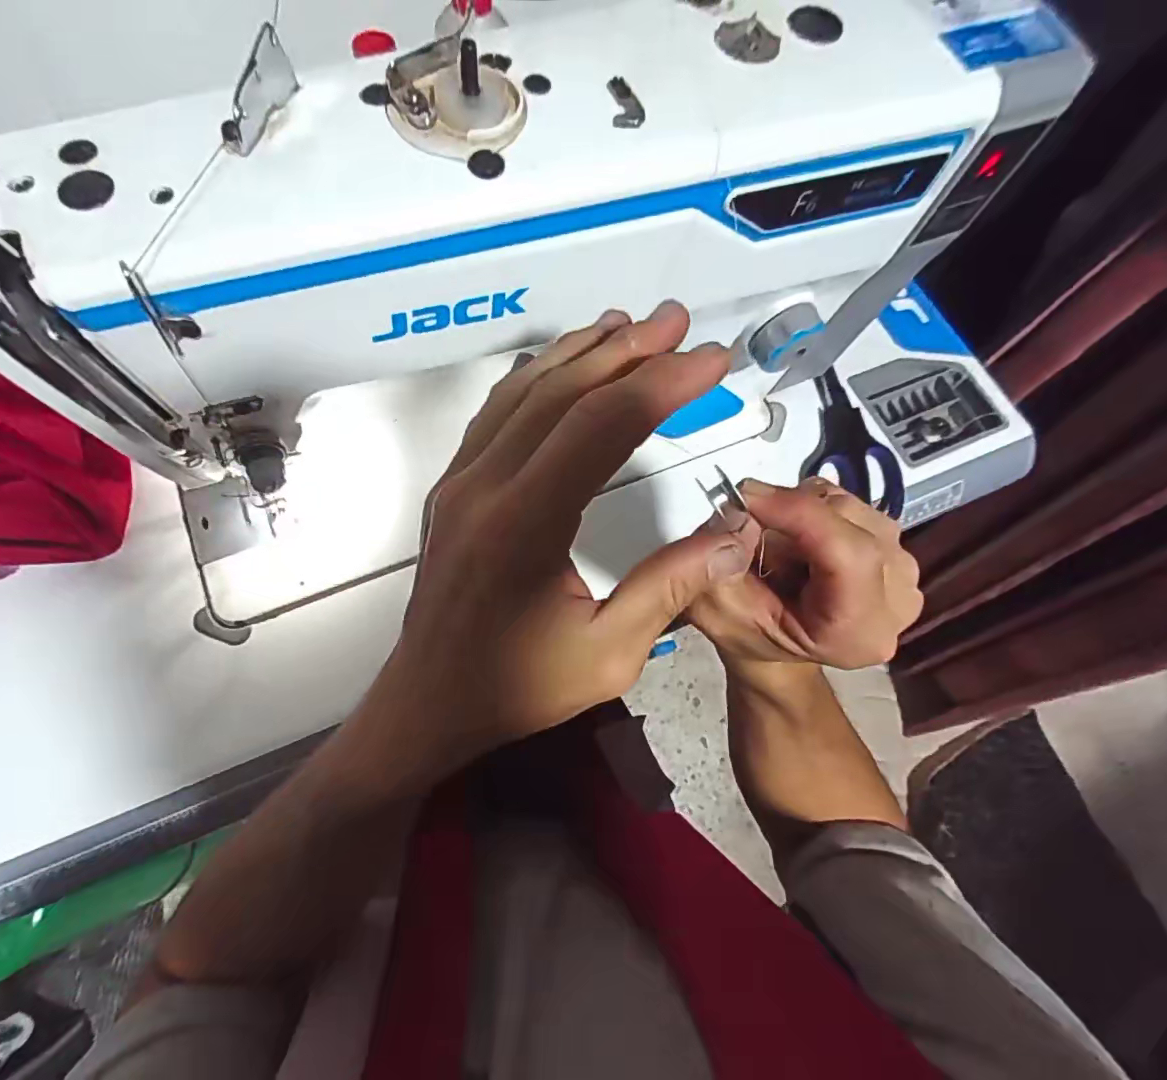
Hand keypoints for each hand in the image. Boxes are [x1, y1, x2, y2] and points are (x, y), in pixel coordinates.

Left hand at [359, 301, 757, 782]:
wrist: (429, 700)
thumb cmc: (514, 689)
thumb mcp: (607, 654)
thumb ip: (671, 586)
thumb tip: (736, 533)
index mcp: (522, 526)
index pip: (601, 426)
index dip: (662, 384)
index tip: (711, 360)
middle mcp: (482, 489)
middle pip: (559, 394)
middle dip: (626, 352)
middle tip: (677, 322)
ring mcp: (458, 485)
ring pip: (520, 395)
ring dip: (577, 354)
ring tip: (627, 327)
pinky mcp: (450, 490)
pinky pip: (494, 417)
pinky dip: (535, 381)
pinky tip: (562, 367)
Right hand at [687, 478, 921, 670]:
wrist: (772, 641)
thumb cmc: (744, 632)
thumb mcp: (712, 607)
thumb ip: (715, 566)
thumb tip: (739, 515)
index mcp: (858, 633)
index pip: (848, 553)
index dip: (799, 513)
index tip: (745, 494)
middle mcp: (898, 601)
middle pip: (849, 524)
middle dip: (788, 513)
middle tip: (742, 524)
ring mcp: (904, 573)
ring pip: (850, 509)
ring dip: (797, 512)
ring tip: (768, 543)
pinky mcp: (895, 550)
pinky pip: (852, 508)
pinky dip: (812, 510)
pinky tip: (792, 539)